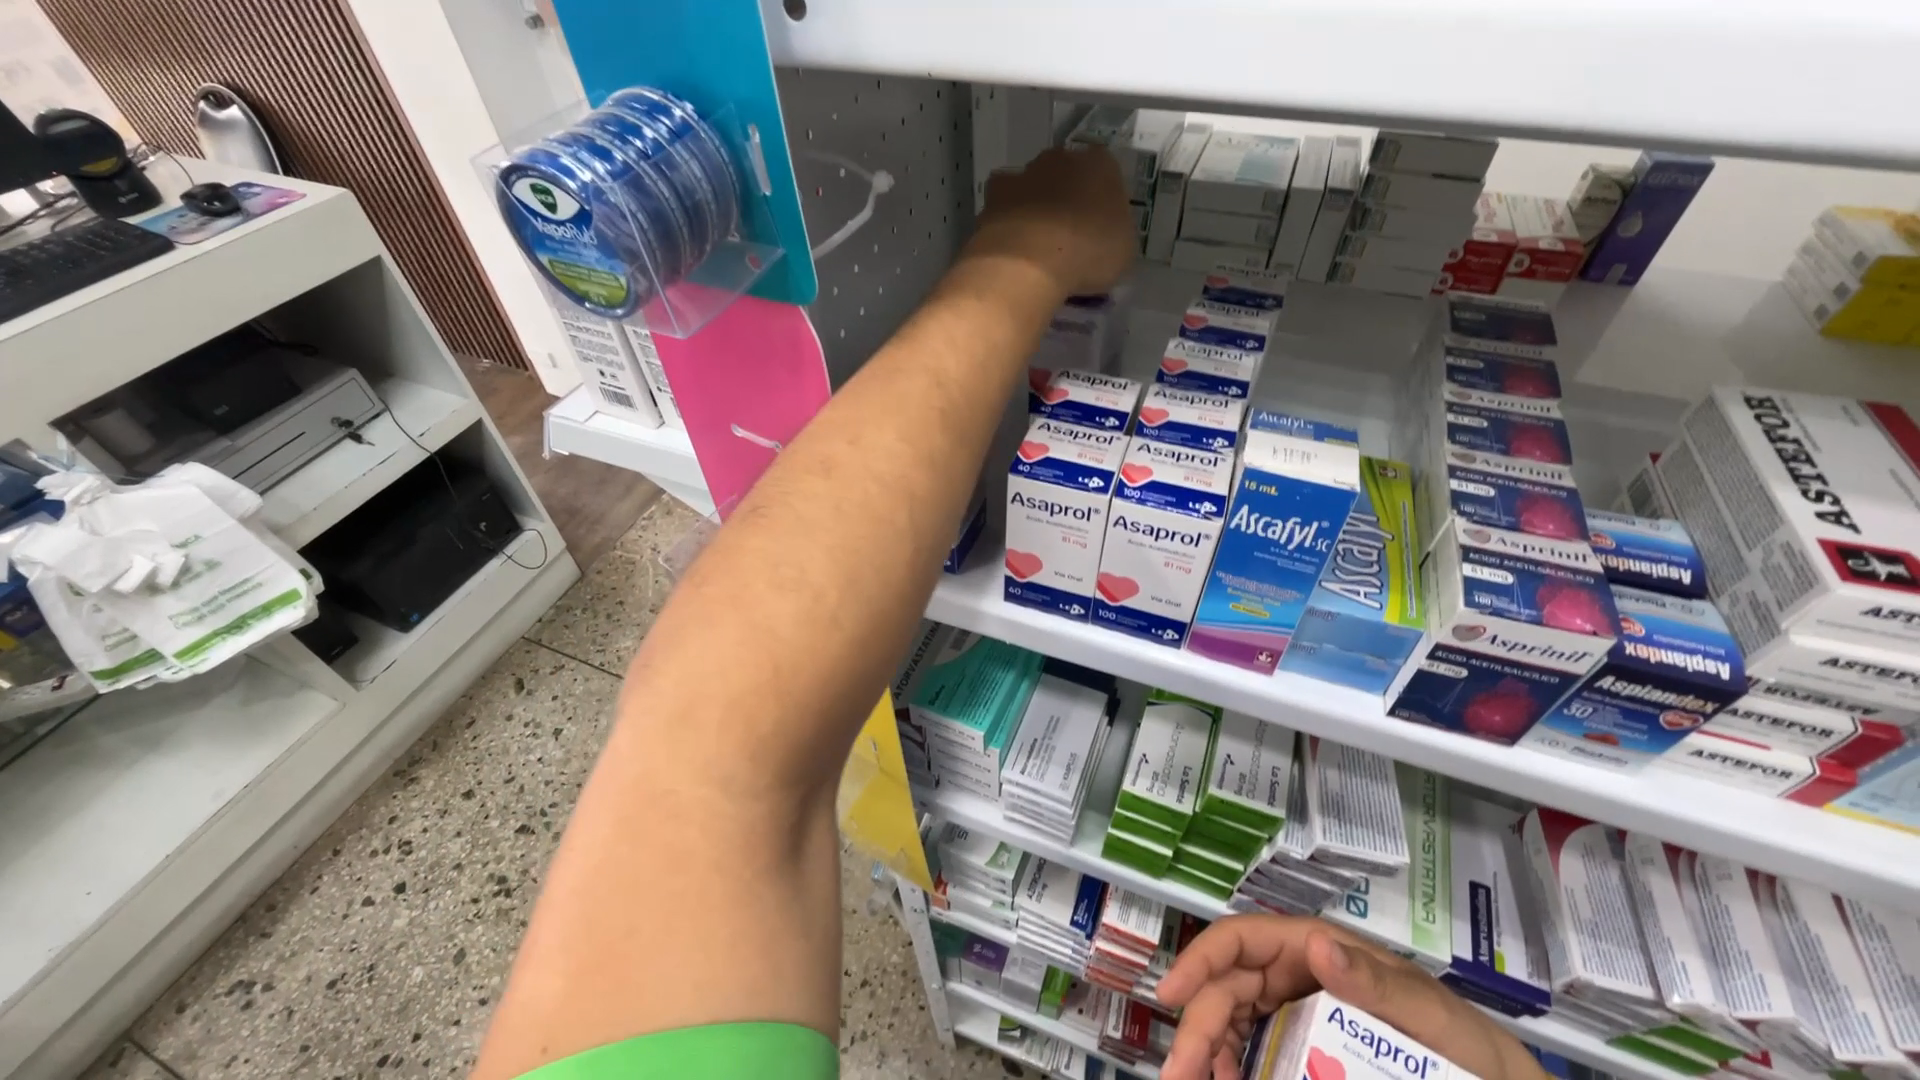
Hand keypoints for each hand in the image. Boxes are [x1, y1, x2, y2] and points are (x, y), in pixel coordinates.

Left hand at [961, 146, 1136, 297]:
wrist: (1031, 260)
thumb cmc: (1090, 252)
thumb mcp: (1123, 249)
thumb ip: (1115, 232)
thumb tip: (1105, 235)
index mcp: (1100, 164)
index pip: (1105, 172)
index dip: (1101, 199)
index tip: (1098, 225)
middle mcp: (1061, 158)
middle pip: (1066, 174)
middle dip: (1065, 197)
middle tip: (1068, 233)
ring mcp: (1023, 174)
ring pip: (1032, 185)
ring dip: (1034, 205)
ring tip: (1036, 243)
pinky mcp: (993, 196)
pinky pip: (1003, 205)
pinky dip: (1006, 219)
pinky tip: (1010, 244)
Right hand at [1156, 916, 1548, 1079]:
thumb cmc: (1471, 1050)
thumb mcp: (1433, 1018)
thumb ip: (1377, 983)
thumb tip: (1313, 943)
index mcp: (1319, 950)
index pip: (1243, 940)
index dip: (1200, 960)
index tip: (1169, 996)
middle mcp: (1300, 973)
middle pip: (1228, 988)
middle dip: (1197, 1026)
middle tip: (1179, 1077)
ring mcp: (1300, 1011)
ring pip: (1232, 1019)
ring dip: (1207, 1049)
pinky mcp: (1305, 1047)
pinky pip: (1253, 1049)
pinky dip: (1232, 1066)